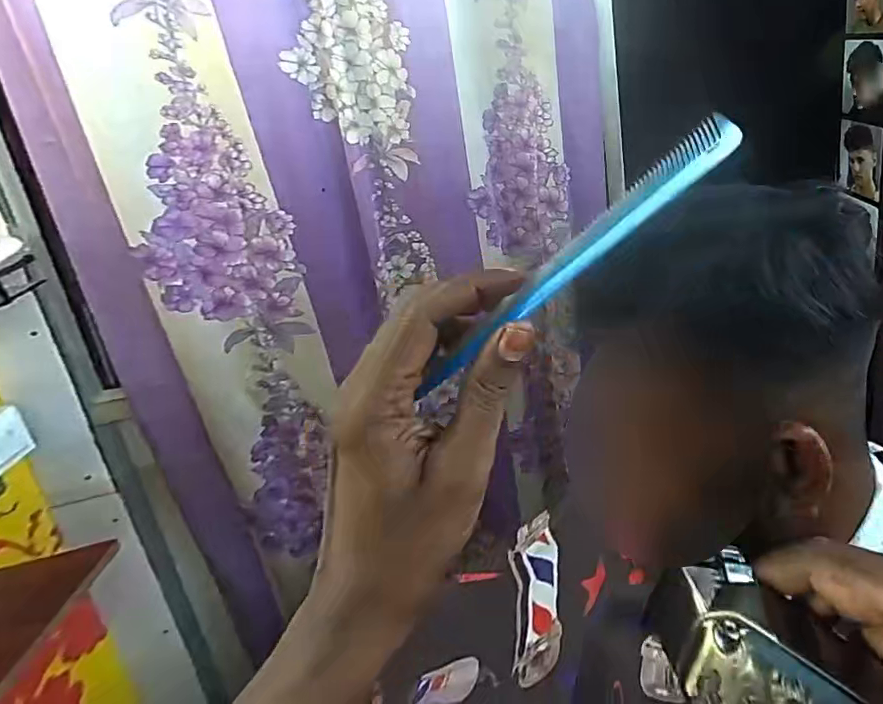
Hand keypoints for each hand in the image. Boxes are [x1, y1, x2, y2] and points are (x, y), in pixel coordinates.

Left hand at [239, 269, 533, 703]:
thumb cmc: (415, 544)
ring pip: (409, 329)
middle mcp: (359, 385)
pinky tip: (476, 349)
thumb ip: (488, 391)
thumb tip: (521, 328)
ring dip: (458, 314)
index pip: (423, 315)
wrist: (361, 601)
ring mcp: (359, 396)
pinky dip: (444, 340)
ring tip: (508, 315)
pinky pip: (407, 354)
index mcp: (375, 399)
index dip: (474, 288)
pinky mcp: (368, 408)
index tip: (523, 282)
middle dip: (468, 293)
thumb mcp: (463, 467)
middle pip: (412, 312)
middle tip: (522, 294)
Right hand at [754, 541, 882, 703]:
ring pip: (880, 595)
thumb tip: (796, 683)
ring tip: (809, 659)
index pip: (822, 560)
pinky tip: (870, 672)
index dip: (774, 571)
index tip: (739, 584)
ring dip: (844, 627)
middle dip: (805, 609)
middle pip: (848, 576)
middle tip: (765, 636)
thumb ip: (844, 689)